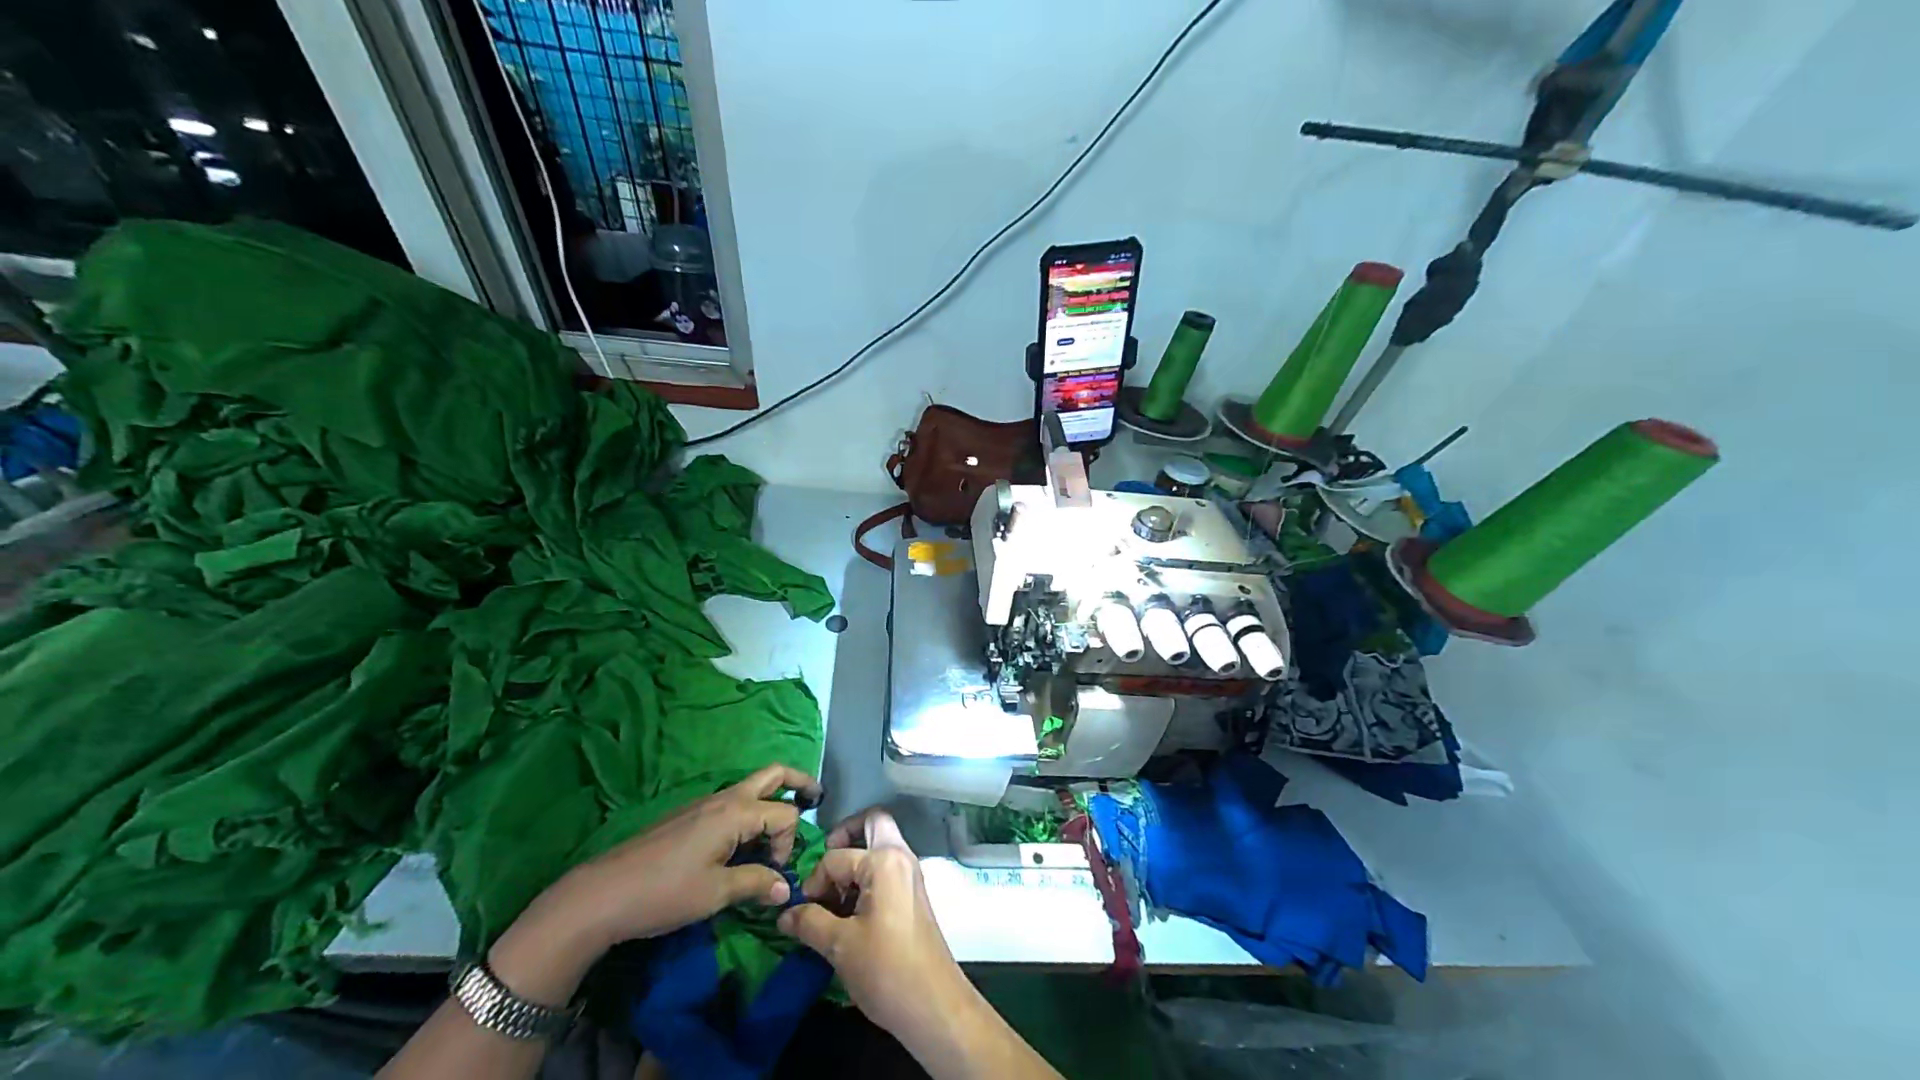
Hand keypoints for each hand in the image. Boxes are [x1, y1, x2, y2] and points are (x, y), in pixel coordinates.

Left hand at [546, 764, 821, 947]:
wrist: (602, 894)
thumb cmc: (664, 893)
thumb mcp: (715, 893)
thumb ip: (756, 884)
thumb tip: (786, 888)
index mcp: (735, 812)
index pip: (785, 815)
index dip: (790, 843)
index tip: (775, 875)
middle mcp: (723, 798)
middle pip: (772, 775)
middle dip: (798, 782)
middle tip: (816, 798)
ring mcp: (703, 804)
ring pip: (750, 788)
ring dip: (771, 801)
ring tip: (779, 833)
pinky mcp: (688, 817)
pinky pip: (730, 804)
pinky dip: (749, 813)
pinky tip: (742, 845)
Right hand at [776, 808, 969, 1041]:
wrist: (933, 1005)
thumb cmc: (886, 969)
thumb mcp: (839, 945)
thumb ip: (809, 922)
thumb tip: (785, 915)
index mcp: (885, 860)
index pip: (836, 856)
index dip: (814, 881)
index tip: (804, 909)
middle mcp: (901, 857)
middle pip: (871, 824)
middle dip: (843, 838)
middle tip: (824, 870)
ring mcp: (910, 876)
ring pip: (878, 848)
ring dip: (853, 864)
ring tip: (832, 901)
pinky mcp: (912, 896)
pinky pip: (885, 870)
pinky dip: (865, 880)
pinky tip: (848, 914)